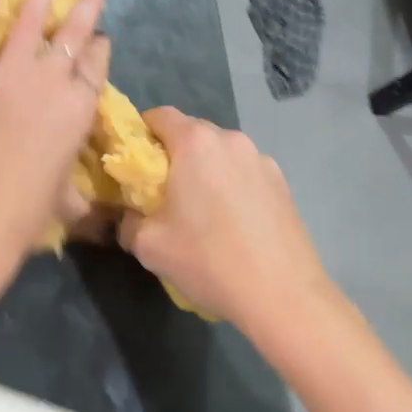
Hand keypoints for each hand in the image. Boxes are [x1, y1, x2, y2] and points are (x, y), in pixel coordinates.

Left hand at [0, 0, 110, 252]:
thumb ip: (77, 190)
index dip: (100, 46)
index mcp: (80, 106)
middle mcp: (52, 78)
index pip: (97, 63)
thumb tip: (91, 212)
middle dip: (88, 0)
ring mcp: (10, 70)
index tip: (101, 36)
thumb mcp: (65, 199)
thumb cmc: (27, 213)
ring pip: (31, 18)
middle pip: (76, 29)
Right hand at [119, 108, 329, 325]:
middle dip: (174, 154)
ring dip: (207, 170)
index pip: (159, 115)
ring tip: (205, 212)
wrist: (284, 297)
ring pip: (221, 153)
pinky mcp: (283, 182)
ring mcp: (261, 159)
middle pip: (192, 132)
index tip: (136, 165)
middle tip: (166, 192)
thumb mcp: (150, 246)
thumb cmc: (210, 260)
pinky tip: (236, 224)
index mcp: (195, 142)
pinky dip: (233, 185)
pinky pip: (245, 172)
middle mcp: (230, 139)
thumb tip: (128, 215)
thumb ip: (127, 221)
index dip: (142, 134)